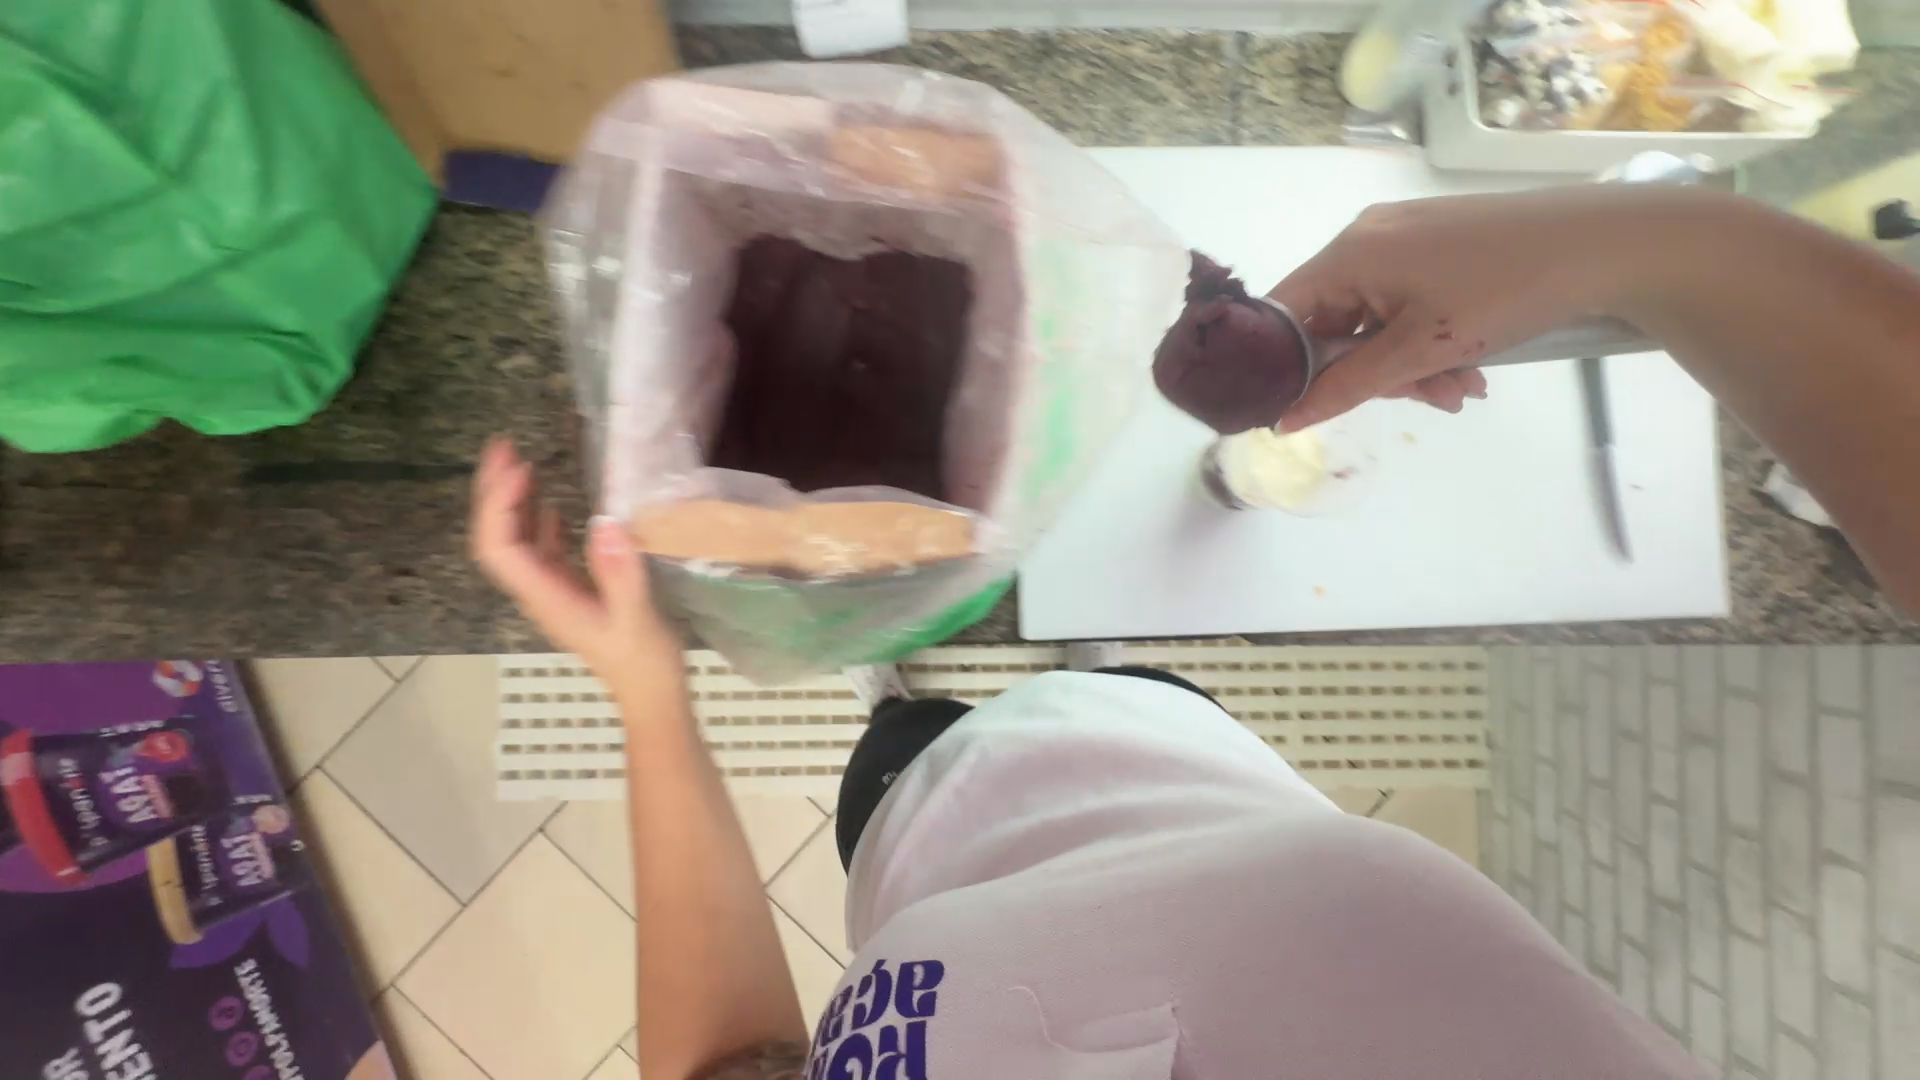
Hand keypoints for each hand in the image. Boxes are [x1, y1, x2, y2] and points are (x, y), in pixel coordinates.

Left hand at [470, 437, 684, 706]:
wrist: (651, 695)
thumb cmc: (644, 662)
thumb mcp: (638, 618)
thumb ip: (620, 573)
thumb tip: (603, 520)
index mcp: (548, 598)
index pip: (501, 547)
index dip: (501, 504)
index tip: (521, 466)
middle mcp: (540, 592)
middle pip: (498, 538)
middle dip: (495, 492)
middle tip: (506, 447)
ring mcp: (553, 592)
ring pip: (516, 541)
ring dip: (513, 501)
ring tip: (522, 462)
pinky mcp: (571, 592)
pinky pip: (543, 551)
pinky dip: (540, 522)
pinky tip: (553, 504)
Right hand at [1267, 186, 1659, 430]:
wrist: (1618, 242)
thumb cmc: (1507, 291)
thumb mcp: (1420, 350)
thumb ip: (1345, 388)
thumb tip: (1284, 423)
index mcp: (1350, 253)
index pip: (1283, 314)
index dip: (1282, 365)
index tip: (1299, 406)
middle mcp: (1367, 238)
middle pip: (1333, 321)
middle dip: (1367, 371)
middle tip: (1418, 399)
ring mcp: (1404, 238)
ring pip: (1374, 319)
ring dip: (1405, 365)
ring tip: (1457, 391)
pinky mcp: (1438, 244)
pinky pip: (1405, 303)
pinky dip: (1426, 340)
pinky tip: (1467, 367)